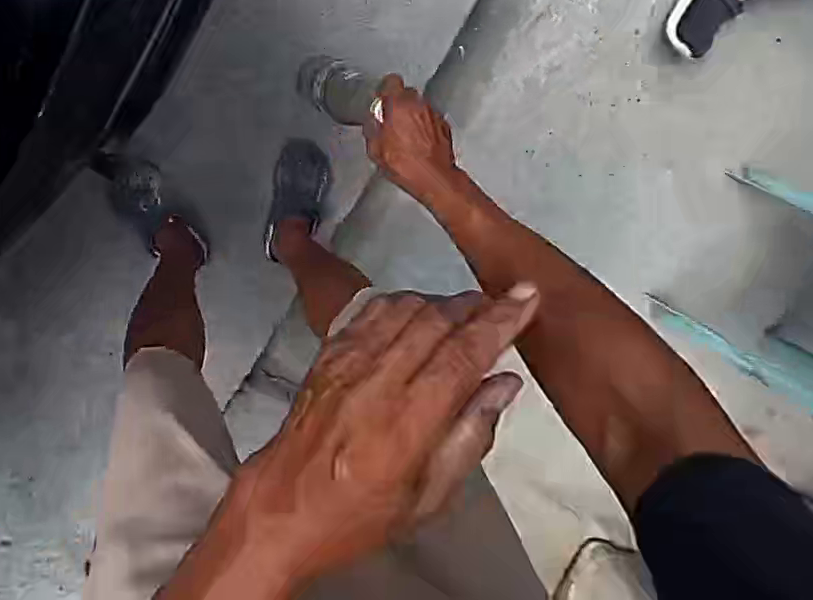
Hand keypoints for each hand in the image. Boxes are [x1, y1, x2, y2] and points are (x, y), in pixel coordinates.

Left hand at [215, 288, 538, 588]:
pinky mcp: (329, 349)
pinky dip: (402, 300)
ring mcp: (348, 359)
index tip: (525, 298)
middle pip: (434, 322)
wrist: (287, 502)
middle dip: (474, 305)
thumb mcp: (429, 498)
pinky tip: (417, 309)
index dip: (499, 322)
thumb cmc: (362, 512)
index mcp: (406, 425)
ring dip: (440, 301)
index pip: (462, 356)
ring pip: (404, 307)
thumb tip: (506, 382)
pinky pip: (371, 309)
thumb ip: (471, 434)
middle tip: (499, 303)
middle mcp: (376, 380)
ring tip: (464, 310)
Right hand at [365, 75, 458, 198]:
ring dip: (412, 115)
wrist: (433, 178)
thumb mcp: (375, 149)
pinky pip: (429, 119)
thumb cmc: (406, 164)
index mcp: (398, 105)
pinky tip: (418, 142)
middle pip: (406, 93)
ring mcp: (433, 114)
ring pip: (419, 105)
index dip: (385, 89)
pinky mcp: (443, 126)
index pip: (391, 81)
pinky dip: (424, 126)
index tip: (381, 99)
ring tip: (405, 134)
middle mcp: (418, 105)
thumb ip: (371, 129)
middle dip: (398, 103)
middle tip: (390, 119)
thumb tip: (371, 124)